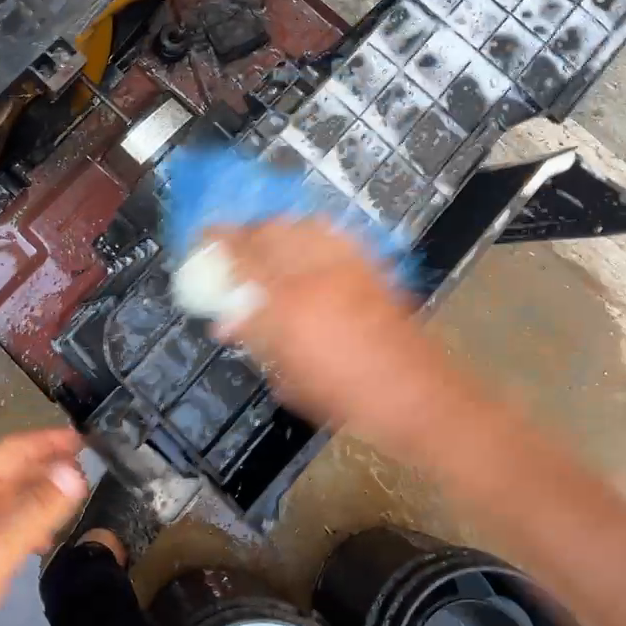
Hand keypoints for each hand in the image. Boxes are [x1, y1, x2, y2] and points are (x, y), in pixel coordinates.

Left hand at [0, 429, 88, 625]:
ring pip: (9, 496)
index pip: (14, 449)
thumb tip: (74, 472)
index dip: (48, 441)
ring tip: (70, 499)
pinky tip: (41, 537)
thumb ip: (36, 509)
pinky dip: (27, 520)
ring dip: (39, 494)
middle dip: (47, 466)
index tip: (80, 437)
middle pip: (12, 470)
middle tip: (83, 467)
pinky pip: (4, 521)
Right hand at [208, 219, 475, 461]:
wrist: (421, 400)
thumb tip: (226, 324)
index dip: (219, 242)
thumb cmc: (351, 400)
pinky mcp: (370, 267)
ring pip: (300, 224)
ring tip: (265, 237)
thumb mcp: (291, 379)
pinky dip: (311, 229)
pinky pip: (332, 233)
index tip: (204, 238)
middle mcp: (315, 275)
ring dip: (276, 226)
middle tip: (231, 240)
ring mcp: (346, 267)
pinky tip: (306, 236)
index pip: (243, 258)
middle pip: (269, 232)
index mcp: (289, 305)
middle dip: (245, 230)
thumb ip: (257, 342)